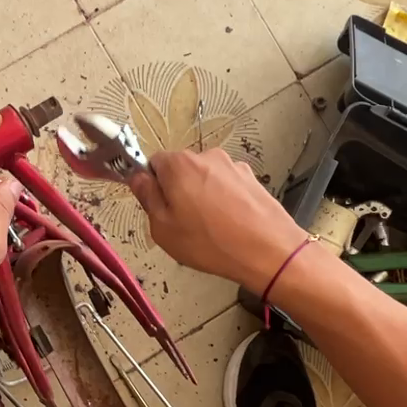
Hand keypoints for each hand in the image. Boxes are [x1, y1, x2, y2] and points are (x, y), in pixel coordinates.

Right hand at [130, 147, 308, 289]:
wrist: (268, 250)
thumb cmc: (210, 243)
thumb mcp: (163, 228)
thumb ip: (147, 197)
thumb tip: (139, 178)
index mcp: (179, 164)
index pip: (153, 163)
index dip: (152, 186)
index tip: (157, 209)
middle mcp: (206, 156)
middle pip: (180, 170)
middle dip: (177, 192)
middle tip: (181, 224)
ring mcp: (232, 166)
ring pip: (205, 179)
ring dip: (201, 197)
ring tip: (209, 229)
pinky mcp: (251, 179)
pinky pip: (226, 187)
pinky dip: (223, 201)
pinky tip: (228, 225)